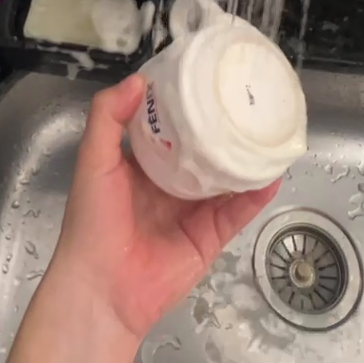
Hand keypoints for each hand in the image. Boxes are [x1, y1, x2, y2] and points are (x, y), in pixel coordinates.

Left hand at [8, 75, 279, 361]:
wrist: (102, 289)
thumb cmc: (92, 220)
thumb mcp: (93, 158)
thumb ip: (108, 117)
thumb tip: (139, 79)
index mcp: (141, 160)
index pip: (167, 123)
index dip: (184, 101)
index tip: (205, 73)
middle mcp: (170, 181)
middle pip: (202, 147)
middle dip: (221, 126)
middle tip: (245, 97)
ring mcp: (192, 208)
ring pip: (225, 176)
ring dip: (245, 156)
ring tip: (266, 129)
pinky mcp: (209, 236)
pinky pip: (237, 211)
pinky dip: (256, 194)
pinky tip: (272, 173)